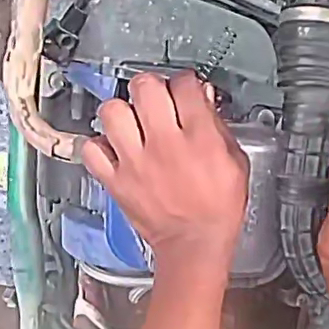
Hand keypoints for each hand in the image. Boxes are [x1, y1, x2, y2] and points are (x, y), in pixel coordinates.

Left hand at [84, 71, 248, 273]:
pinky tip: (116, 149)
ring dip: (123, 112)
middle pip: (145, 87)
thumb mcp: (236, 164)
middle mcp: (164, 144)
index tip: (186, 90)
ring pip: (112, 110)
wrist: (195, 246)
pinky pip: (92, 149)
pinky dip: (100, 146)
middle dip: (153, 88)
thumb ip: (219, 128)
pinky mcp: (116, 181)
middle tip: (157, 101)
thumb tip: (204, 101)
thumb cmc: (218, 210)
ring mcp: (135, 162)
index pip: (185, 84)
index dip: (186, 82)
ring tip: (132, 122)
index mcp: (199, 138)